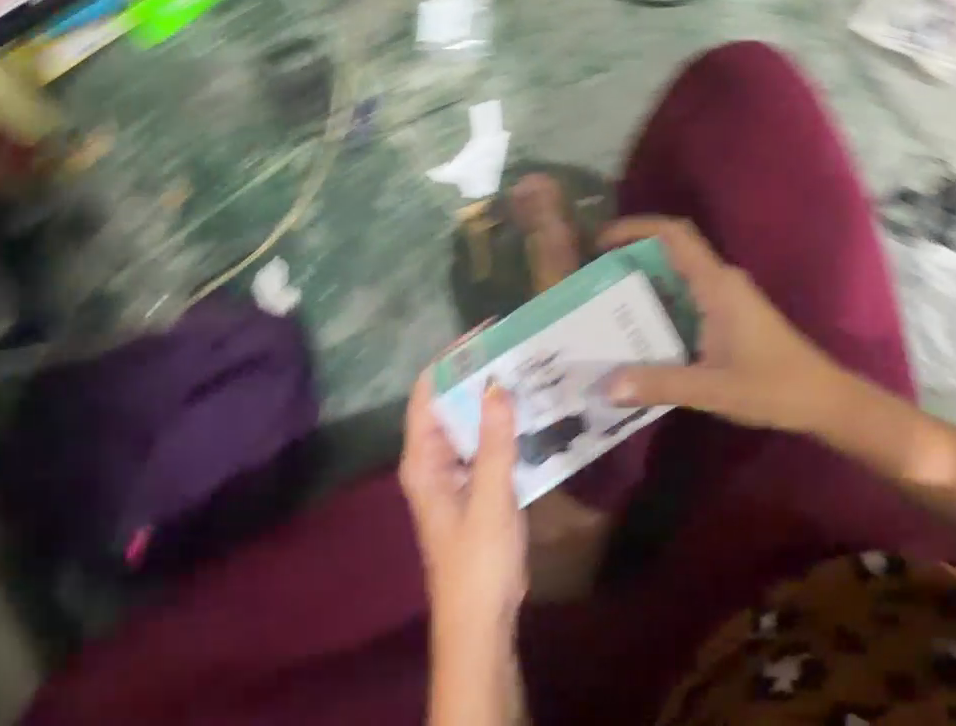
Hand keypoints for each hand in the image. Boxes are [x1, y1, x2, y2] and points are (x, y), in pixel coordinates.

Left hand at [399, 372, 527, 644]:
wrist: (480, 621)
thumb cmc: (477, 562)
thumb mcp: (490, 498)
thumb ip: (494, 443)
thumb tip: (496, 386)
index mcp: (422, 461)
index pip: (427, 393)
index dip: (451, 360)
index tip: (485, 334)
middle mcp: (433, 461)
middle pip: (449, 403)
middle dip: (477, 374)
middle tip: (516, 347)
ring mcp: (454, 476)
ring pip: (469, 423)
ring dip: (492, 399)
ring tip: (528, 370)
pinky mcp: (474, 489)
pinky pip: (485, 445)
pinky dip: (503, 426)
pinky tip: (533, 413)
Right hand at [598, 216, 855, 436]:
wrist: (825, 400)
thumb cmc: (773, 388)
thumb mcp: (712, 389)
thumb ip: (659, 384)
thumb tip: (605, 386)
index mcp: (717, 285)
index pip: (674, 235)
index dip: (636, 228)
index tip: (601, 242)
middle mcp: (721, 282)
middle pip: (671, 252)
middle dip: (631, 260)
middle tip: (592, 282)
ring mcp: (728, 298)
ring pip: (678, 276)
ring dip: (645, 284)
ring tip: (604, 307)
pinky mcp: (730, 316)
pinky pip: (687, 297)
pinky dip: (660, 305)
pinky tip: (639, 333)